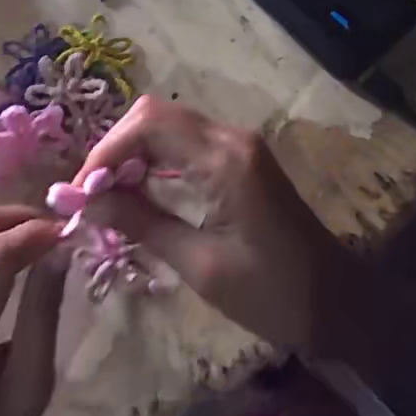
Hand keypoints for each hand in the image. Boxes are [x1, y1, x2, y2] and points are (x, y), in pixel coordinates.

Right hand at [72, 97, 361, 349]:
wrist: (337, 300)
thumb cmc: (271, 292)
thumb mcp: (200, 265)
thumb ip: (141, 223)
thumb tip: (84, 201)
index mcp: (224, 158)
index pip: (150, 123)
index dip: (106, 150)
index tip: (79, 193)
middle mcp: (230, 137)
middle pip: (156, 115)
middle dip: (115, 149)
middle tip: (89, 196)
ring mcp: (238, 144)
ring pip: (168, 125)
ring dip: (132, 153)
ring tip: (105, 199)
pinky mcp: (239, 157)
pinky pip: (186, 143)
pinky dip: (155, 160)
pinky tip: (137, 193)